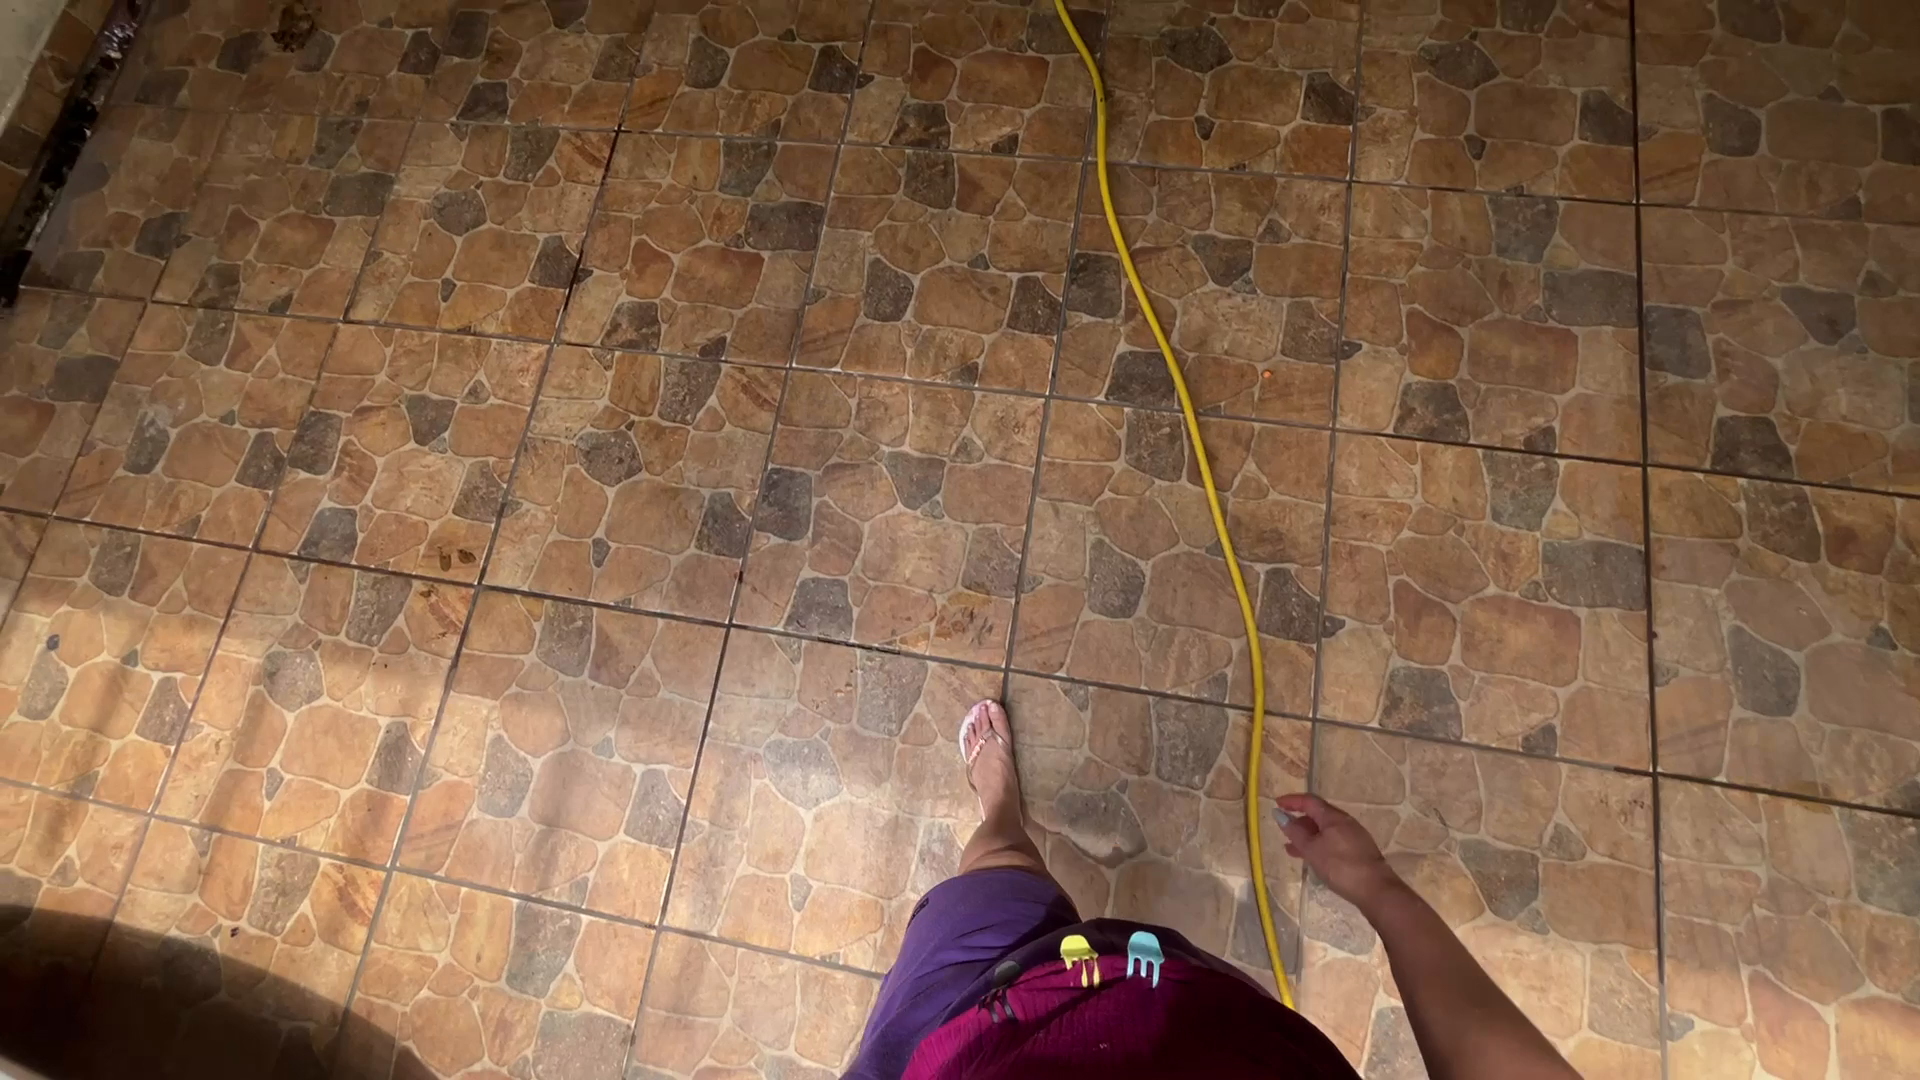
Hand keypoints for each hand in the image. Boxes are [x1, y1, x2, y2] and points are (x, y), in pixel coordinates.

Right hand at [1276, 794, 1404, 912]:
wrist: (1377, 892)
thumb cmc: (1340, 866)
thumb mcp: (1312, 849)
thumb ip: (1294, 832)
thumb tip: (1279, 815)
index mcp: (1334, 817)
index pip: (1309, 801)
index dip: (1292, 801)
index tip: (1277, 804)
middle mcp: (1345, 823)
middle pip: (1318, 815)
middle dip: (1299, 821)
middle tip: (1284, 830)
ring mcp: (1354, 838)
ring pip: (1325, 831)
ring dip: (1308, 836)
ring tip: (1292, 849)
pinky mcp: (1358, 852)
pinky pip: (1333, 842)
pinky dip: (1319, 846)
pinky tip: (1312, 859)